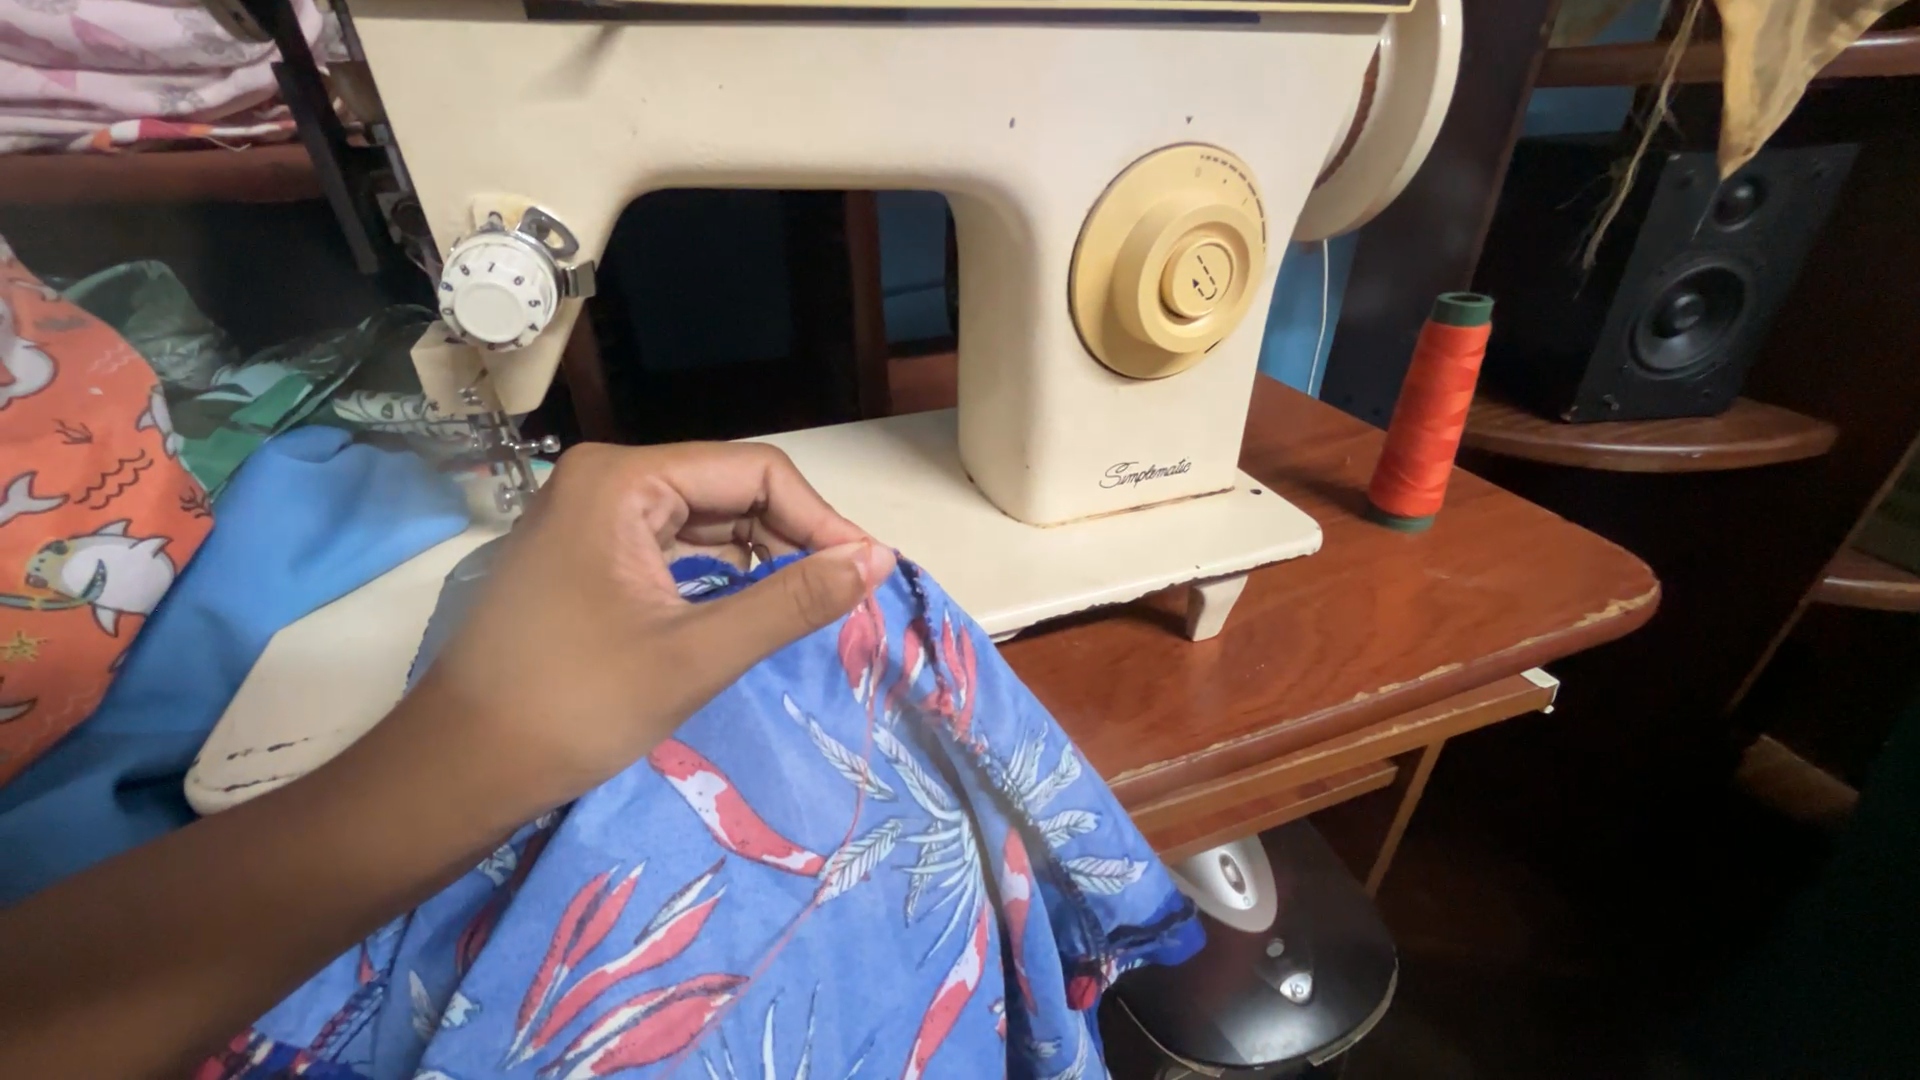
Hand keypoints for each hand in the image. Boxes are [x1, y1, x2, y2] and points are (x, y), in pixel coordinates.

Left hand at [401, 441, 895, 824]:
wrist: (458, 773)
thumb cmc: (574, 708)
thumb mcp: (698, 653)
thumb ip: (795, 600)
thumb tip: (879, 560)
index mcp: (625, 480)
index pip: (755, 472)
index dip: (821, 518)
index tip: (867, 570)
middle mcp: (610, 479)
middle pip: (733, 489)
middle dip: (795, 536)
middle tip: (845, 591)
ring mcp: (597, 514)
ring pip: (711, 518)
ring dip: (766, 555)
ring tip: (811, 599)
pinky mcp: (595, 552)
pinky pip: (681, 545)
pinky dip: (726, 572)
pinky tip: (756, 602)